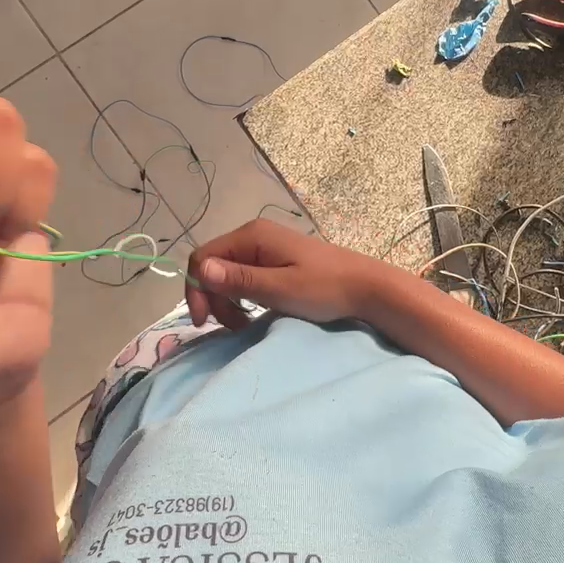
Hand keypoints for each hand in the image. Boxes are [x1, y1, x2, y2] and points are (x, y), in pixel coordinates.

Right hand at [185, 219, 400, 329]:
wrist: (366, 287)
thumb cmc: (324, 288)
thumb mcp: (279, 289)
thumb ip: (240, 280)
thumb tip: (201, 269)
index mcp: (252, 236)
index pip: (203, 258)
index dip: (197, 289)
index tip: (206, 322)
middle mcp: (254, 235)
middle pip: (214, 266)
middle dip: (214, 298)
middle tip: (233, 327)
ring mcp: (266, 246)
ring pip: (228, 273)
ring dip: (228, 300)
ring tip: (244, 324)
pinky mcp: (276, 259)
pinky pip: (246, 276)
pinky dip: (243, 296)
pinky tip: (256, 312)